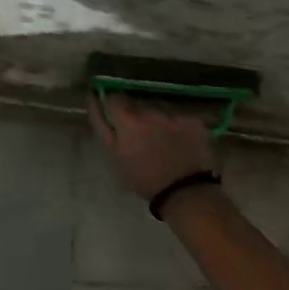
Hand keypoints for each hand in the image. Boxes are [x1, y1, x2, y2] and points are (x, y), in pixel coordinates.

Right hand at [88, 93, 216, 198]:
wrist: (185, 191)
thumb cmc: (144, 179)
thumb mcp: (117, 156)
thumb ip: (104, 127)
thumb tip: (95, 99)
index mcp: (129, 121)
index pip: (115, 98)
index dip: (114, 105)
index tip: (116, 113)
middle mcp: (151, 111)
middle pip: (140, 104)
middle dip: (139, 115)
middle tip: (143, 136)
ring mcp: (174, 114)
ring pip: (161, 110)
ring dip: (159, 120)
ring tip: (165, 142)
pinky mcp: (193, 119)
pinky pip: (181, 117)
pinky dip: (179, 127)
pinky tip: (182, 143)